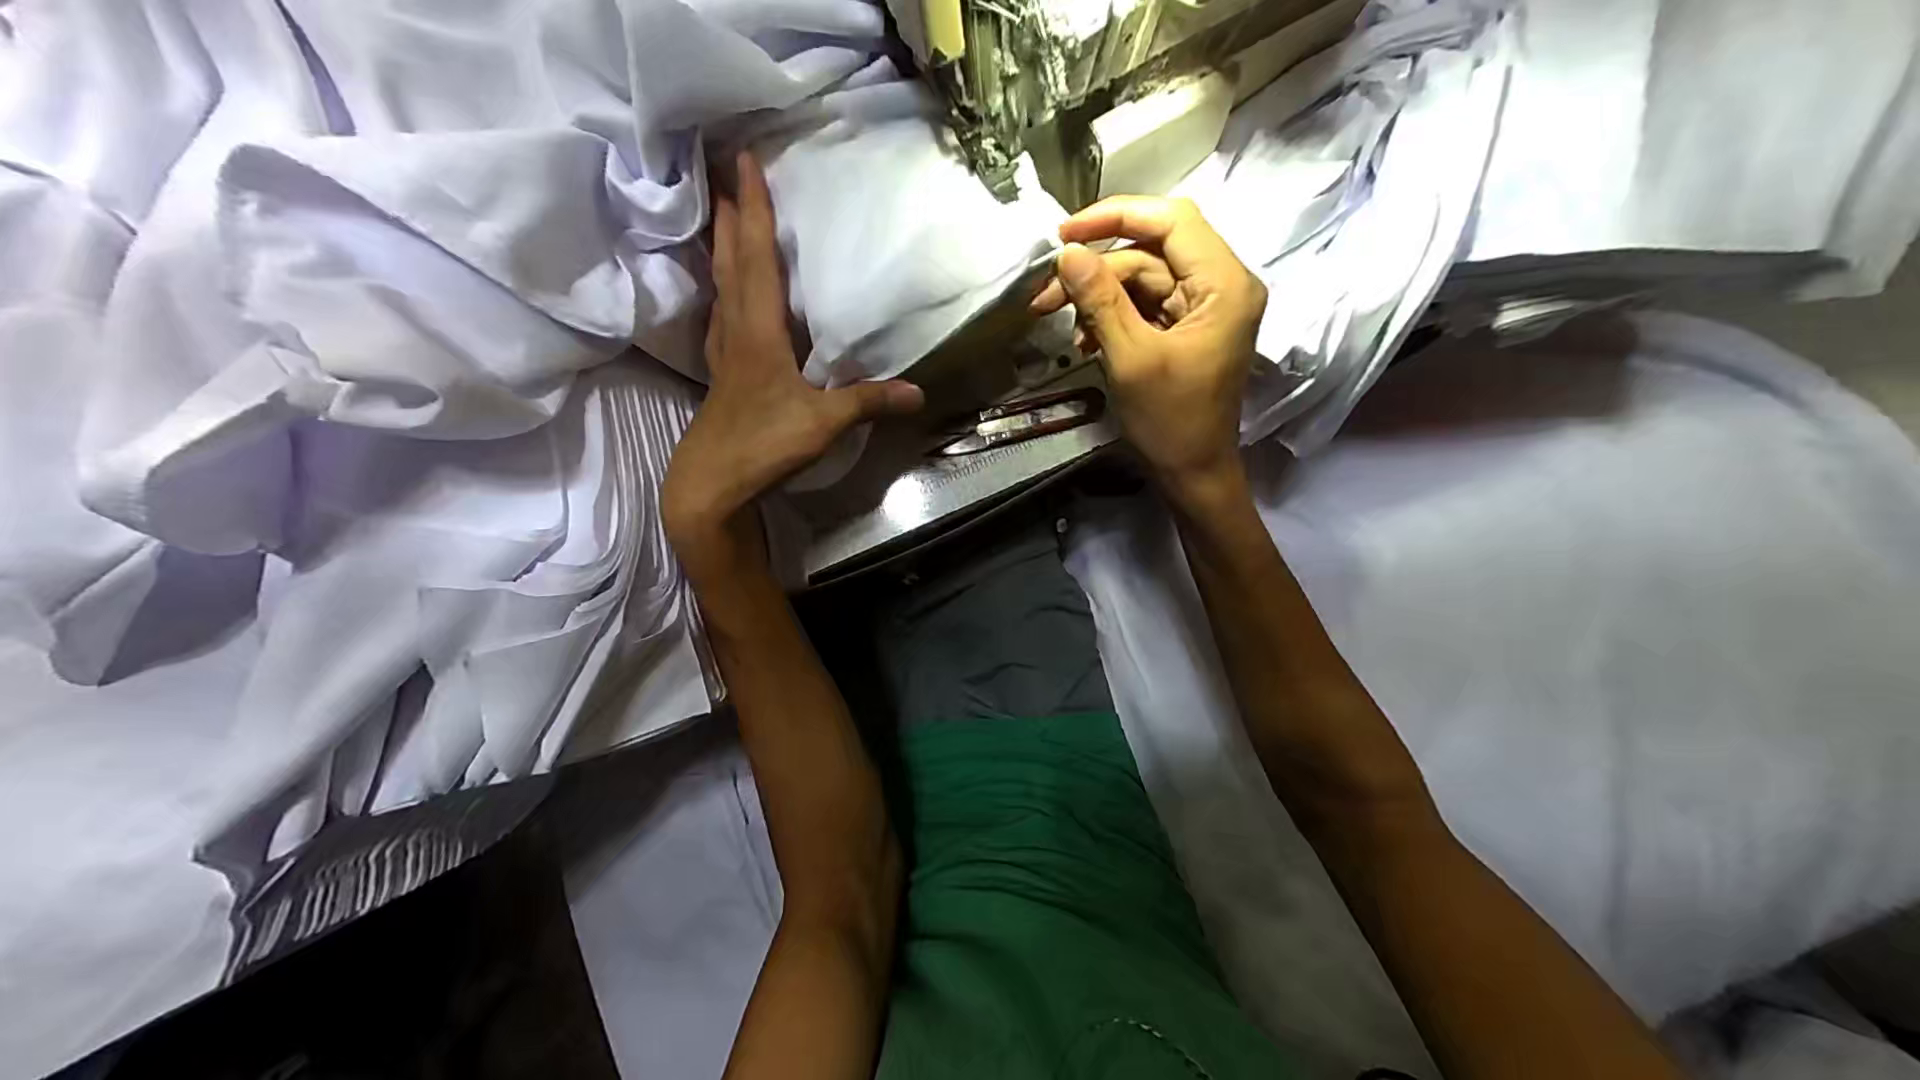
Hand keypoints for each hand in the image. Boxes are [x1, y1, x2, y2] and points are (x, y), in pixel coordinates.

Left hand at [662, 151, 924, 571]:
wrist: (711, 484)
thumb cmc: (763, 446)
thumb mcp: (823, 424)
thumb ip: (868, 403)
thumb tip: (918, 393)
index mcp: (758, 333)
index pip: (756, 259)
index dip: (753, 210)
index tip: (745, 161)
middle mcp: (736, 333)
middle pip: (731, 263)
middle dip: (731, 217)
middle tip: (728, 176)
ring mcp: (723, 354)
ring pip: (720, 288)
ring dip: (722, 249)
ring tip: (724, 221)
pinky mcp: (721, 375)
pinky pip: (720, 317)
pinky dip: (723, 293)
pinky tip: (727, 298)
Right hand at [1030, 196, 1265, 496]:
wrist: (1192, 474)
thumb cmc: (1171, 422)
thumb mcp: (1130, 358)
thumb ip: (1100, 300)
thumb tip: (1067, 254)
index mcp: (1224, 285)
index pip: (1172, 220)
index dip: (1116, 216)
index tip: (1065, 234)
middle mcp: (1221, 285)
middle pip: (1152, 249)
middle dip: (1096, 268)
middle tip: (1046, 293)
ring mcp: (1203, 308)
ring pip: (1142, 277)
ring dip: (1097, 296)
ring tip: (1060, 324)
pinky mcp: (1186, 328)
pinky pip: (1144, 304)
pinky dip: (1111, 315)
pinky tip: (1084, 340)